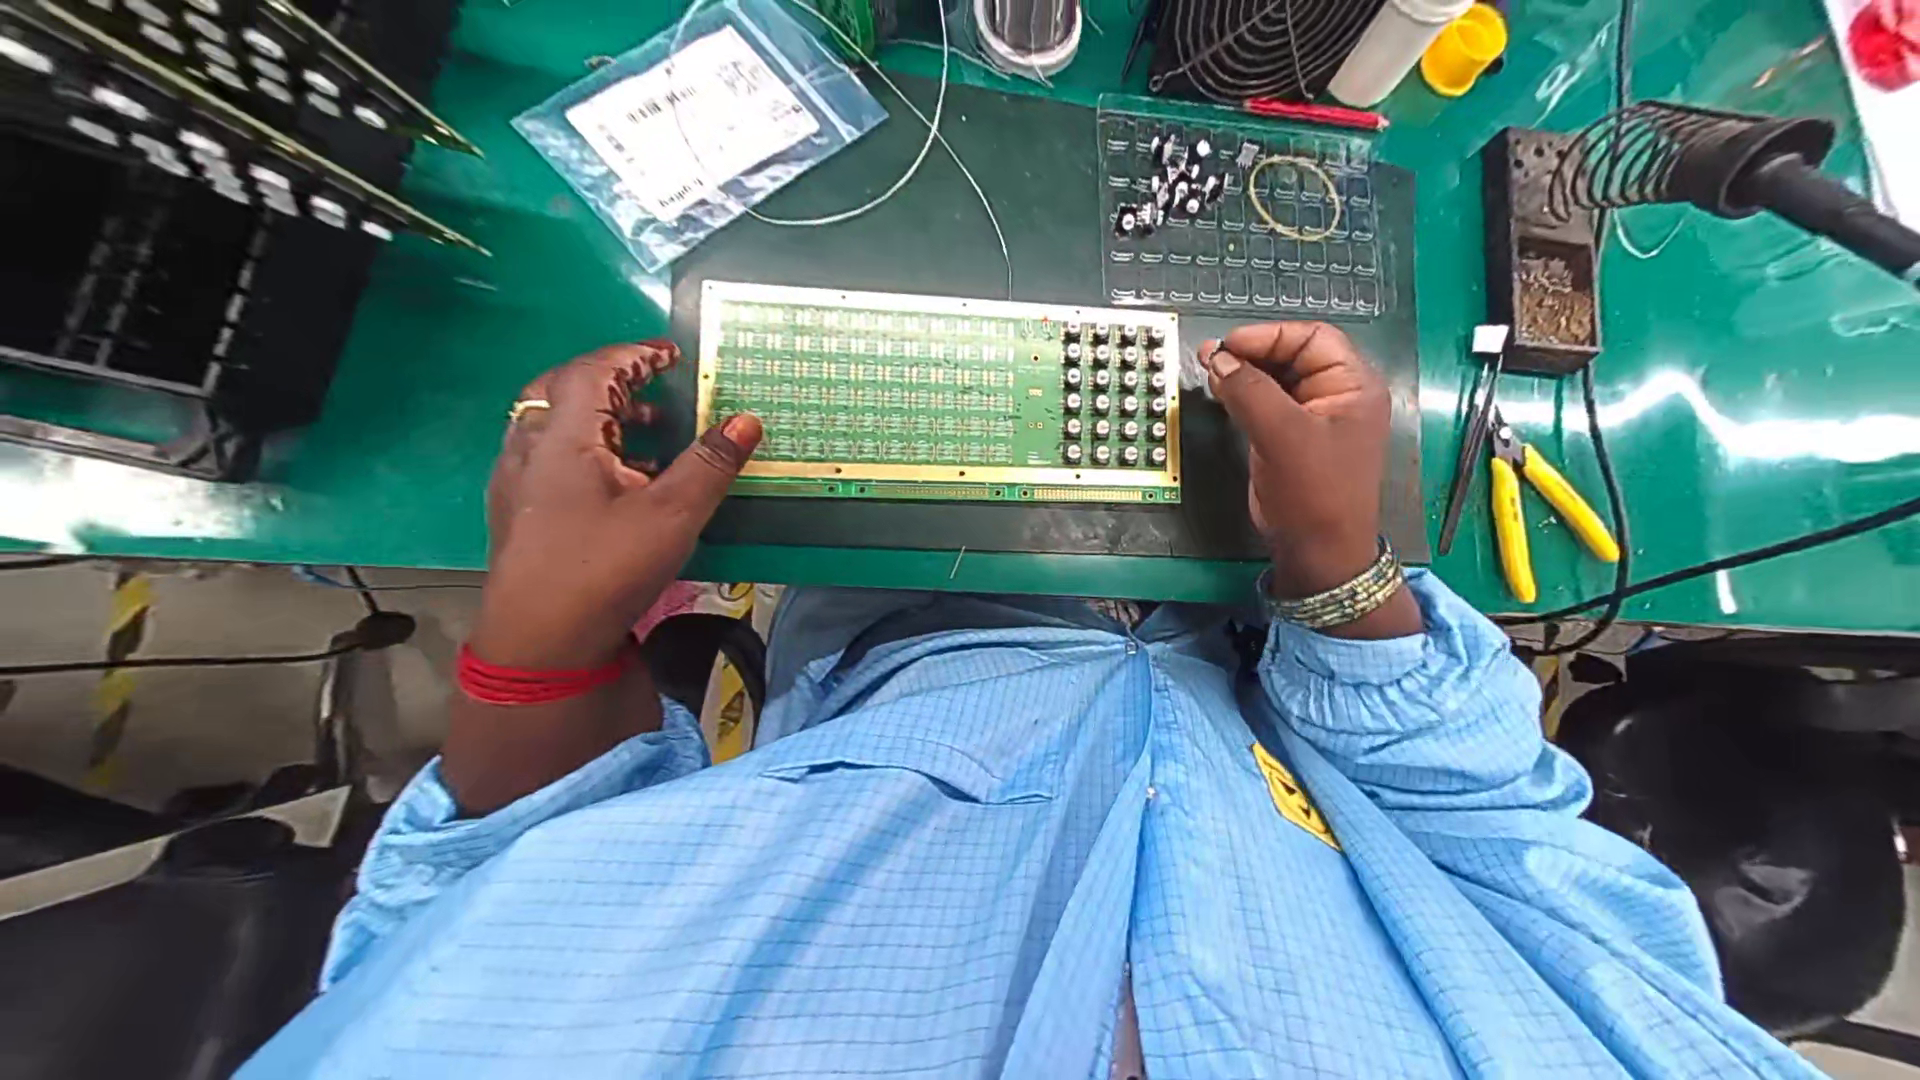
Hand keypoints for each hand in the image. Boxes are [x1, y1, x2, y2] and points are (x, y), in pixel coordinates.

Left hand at [470, 342, 761, 668]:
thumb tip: (747, 420)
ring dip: (604, 415)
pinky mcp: (522, 512)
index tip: (671, 354)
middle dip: (614, 379)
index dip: (634, 355)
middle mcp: (530, 449)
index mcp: (562, 438)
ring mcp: (520, 482)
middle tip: (657, 385)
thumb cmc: (607, 567)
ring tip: (652, 428)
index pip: (592, 371)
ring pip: (557, 426)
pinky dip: (592, 447)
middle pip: (565, 390)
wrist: (543, 642)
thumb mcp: (672, 513)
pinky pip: (555, 456)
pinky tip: (625, 478)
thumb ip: (711, 463)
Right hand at [1200, 322, 1393, 600]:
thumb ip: (1249, 391)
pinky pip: (1263, 404)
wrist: (1316, 548)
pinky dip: (1240, 396)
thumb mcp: (1283, 435)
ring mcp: (1309, 417)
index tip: (1227, 346)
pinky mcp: (1286, 437)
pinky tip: (1220, 394)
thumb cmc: (1313, 491)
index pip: (1311, 338)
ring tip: (1209, 373)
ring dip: (1242, 374)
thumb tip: (1217, 359)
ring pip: (1273, 380)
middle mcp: (1334, 395)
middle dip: (1251, 353)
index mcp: (1352, 385)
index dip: (1268, 336)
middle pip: (1290, 356)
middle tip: (1210, 358)